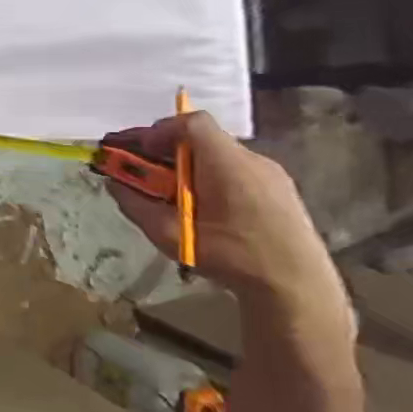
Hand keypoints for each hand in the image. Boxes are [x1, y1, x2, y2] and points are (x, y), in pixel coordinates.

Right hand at [103, 112, 340, 308]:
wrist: (298, 288)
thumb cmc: (231, 256)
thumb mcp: (169, 234)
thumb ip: (135, 204)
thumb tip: (114, 184)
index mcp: (226, 163)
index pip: (191, 123)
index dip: (158, 131)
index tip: (136, 151)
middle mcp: (252, 159)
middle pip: (201, 137)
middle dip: (164, 148)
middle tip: (140, 169)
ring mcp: (271, 174)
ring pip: (217, 153)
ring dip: (186, 164)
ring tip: (169, 191)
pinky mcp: (280, 189)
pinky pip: (234, 168)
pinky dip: (208, 175)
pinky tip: (201, 204)